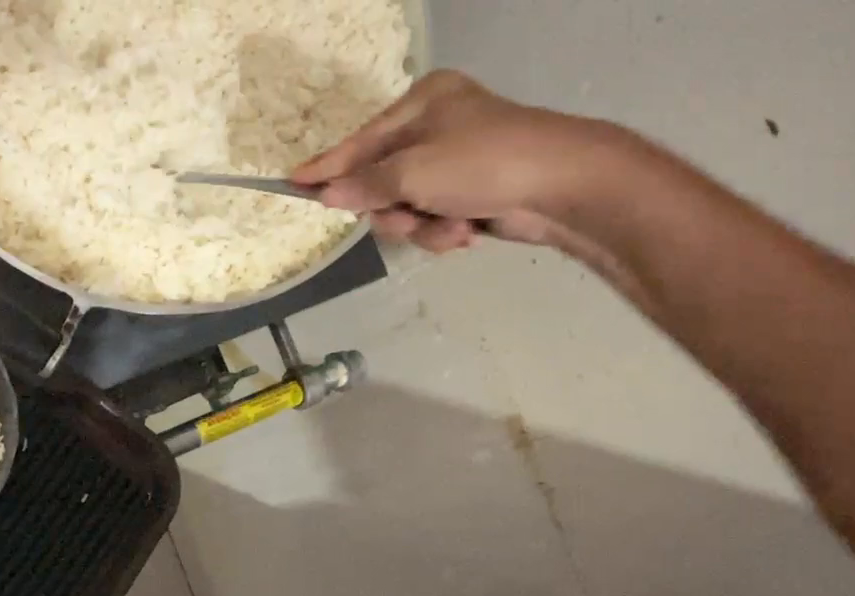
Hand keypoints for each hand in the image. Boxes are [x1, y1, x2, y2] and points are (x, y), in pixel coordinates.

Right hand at [293, 70, 624, 252]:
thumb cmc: (483, 164)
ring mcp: (450, 162)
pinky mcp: (466, 193)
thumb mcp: (413, 173)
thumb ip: (363, 185)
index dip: (327, 168)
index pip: (359, 142)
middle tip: (406, 216)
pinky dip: (442, 232)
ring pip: (401, 208)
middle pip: (377, 182)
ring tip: (452, 228)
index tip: (292, 183)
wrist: (563, 187)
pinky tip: (466, 232)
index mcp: (422, 104)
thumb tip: (326, 194)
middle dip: (392, 210)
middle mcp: (433, 128)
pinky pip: (428, 220)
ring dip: (420, 228)